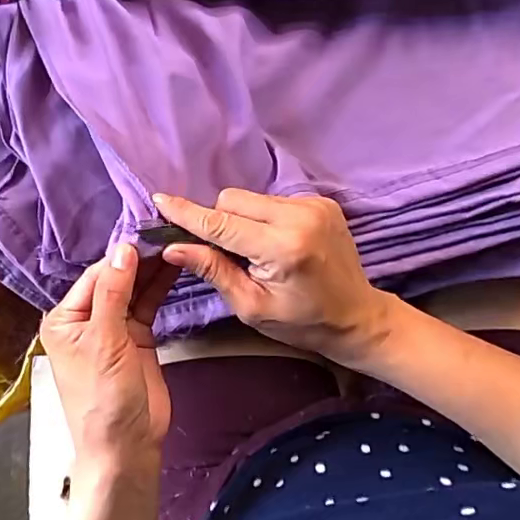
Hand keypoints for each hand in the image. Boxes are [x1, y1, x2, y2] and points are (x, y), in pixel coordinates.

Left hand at [40, 243, 179, 476]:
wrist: (127, 446)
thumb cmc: (104, 397)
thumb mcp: (105, 341)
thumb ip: (114, 293)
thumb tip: (124, 249)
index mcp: (64, 318)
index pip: (95, 276)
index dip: (119, 256)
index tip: (145, 232)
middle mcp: (85, 318)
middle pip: (114, 279)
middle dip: (138, 259)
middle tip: (165, 233)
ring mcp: (112, 327)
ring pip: (132, 290)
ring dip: (151, 270)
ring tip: (174, 243)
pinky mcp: (136, 337)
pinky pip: (146, 305)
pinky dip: (159, 288)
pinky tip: (174, 267)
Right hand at [153, 189, 396, 367]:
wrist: (360, 317)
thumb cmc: (302, 322)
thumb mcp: (251, 306)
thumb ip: (213, 270)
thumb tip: (173, 248)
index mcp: (282, 248)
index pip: (221, 224)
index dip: (187, 213)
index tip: (160, 201)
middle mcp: (299, 217)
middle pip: (232, 201)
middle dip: (218, 221)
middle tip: (225, 253)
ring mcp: (313, 204)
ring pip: (250, 198)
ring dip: (240, 219)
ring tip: (255, 250)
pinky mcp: (319, 201)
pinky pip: (271, 200)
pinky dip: (262, 218)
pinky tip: (275, 242)